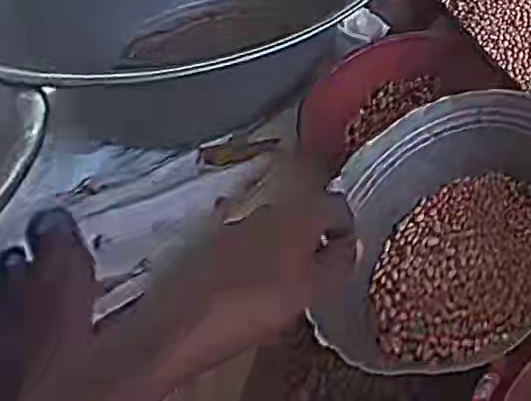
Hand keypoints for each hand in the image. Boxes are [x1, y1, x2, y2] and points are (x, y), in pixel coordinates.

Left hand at [145, 183, 355, 386]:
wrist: (178, 325)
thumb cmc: (255, 303)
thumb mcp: (310, 290)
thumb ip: (339, 264)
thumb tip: (352, 246)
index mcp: (303, 213)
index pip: (339, 205)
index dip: (348, 228)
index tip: (347, 254)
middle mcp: (274, 210)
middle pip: (307, 217)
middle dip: (316, 242)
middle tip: (319, 275)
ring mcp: (241, 225)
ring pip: (277, 232)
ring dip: (287, 253)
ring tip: (285, 290)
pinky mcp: (214, 246)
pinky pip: (250, 248)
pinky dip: (259, 264)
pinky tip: (252, 296)